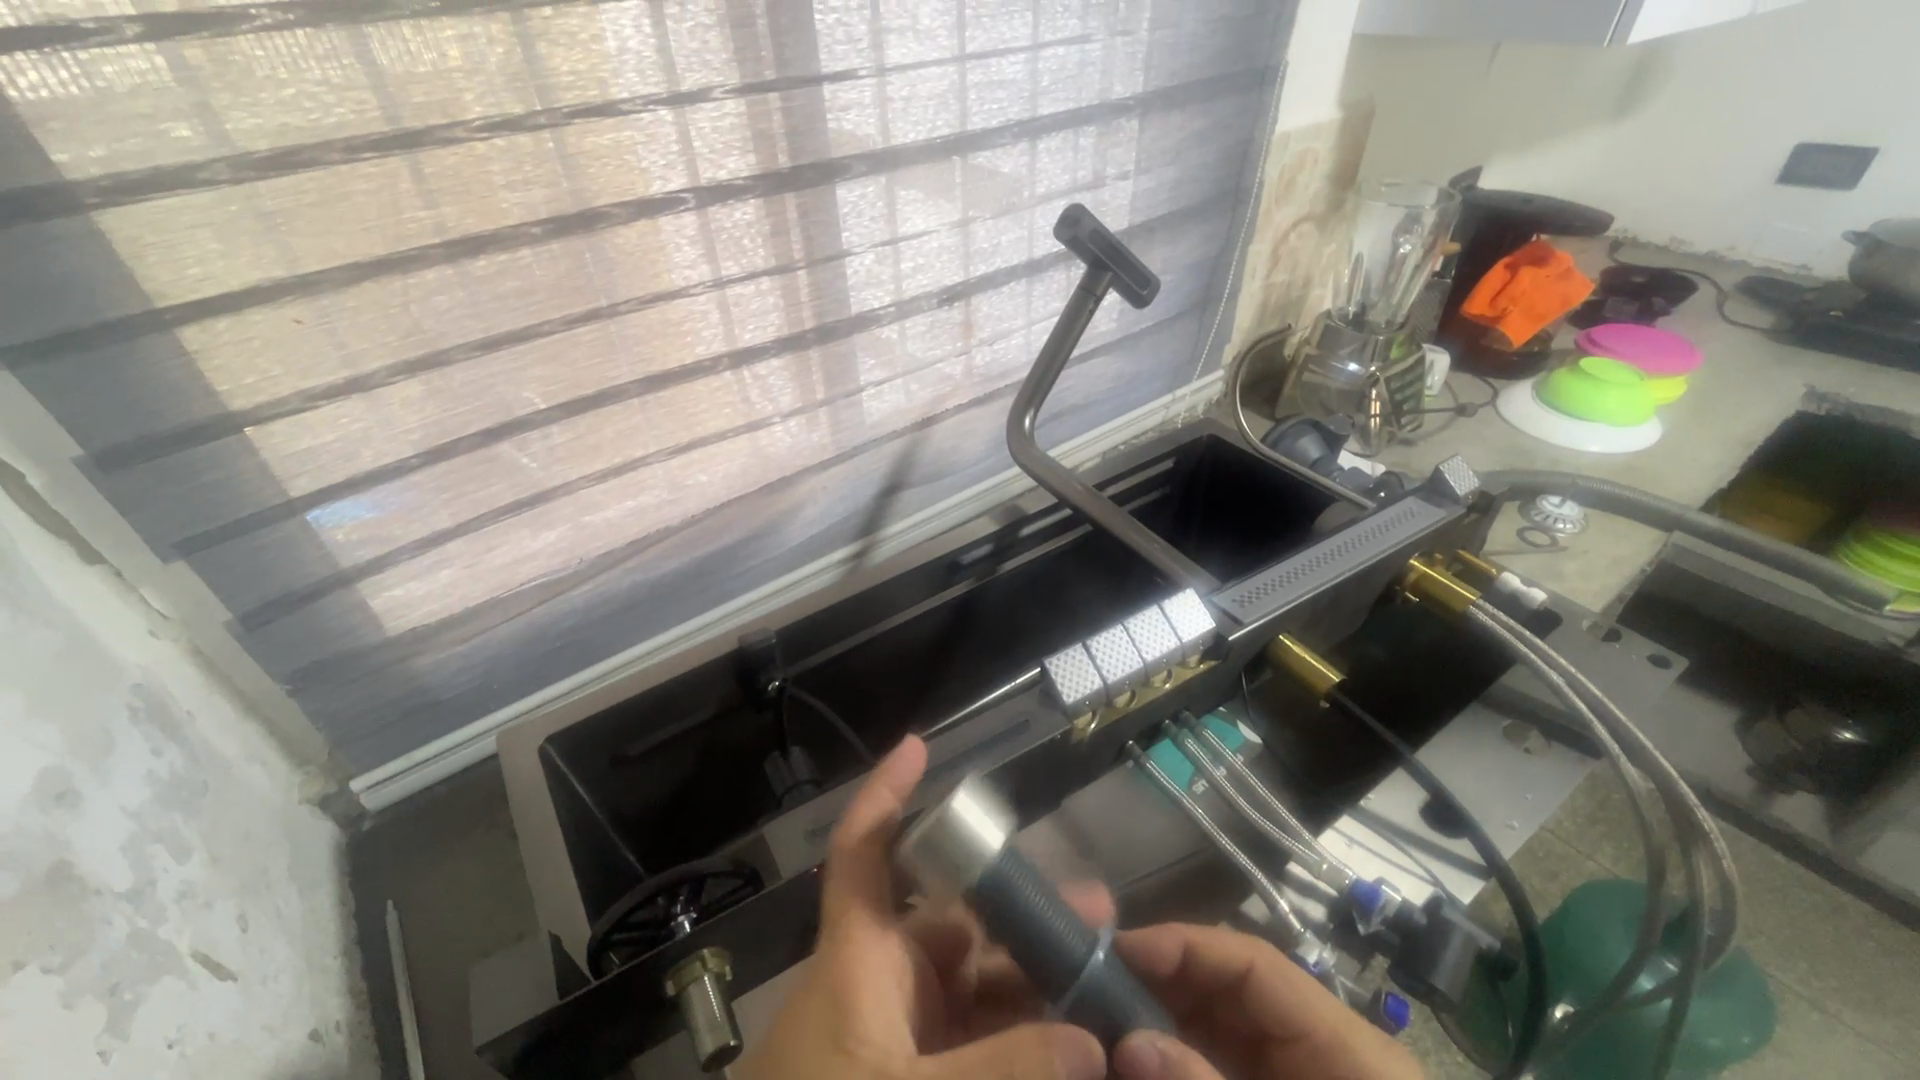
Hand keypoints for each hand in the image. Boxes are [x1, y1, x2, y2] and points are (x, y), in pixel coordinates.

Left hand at [737, 736, 1108, 1079]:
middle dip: (1023, 915)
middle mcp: (882, 985)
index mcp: (860, 960)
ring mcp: (901, 1037)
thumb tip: (1088, 1040)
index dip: (886, 797)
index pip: (864, 855)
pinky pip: (978, 1044)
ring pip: (978, 990)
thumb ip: (1000, 1069)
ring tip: (1106, 979)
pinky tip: (1076, 1045)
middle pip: (955, 925)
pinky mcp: (916, 1075)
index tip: (920, 748)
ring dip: (1036, 984)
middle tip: (1098, 916)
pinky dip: (1023, 1040)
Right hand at [1110, 923, 1423, 1079]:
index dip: (1184, 945)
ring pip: (1219, 1025)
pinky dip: (1178, 1060)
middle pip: (1232, 990)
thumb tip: (1131, 1043)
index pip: (1255, 964)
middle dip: (1161, 983)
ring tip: (1100, 1029)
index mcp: (1348, 1049)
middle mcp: (1323, 1050)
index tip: (1113, 952)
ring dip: (1160, 1022)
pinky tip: (1134, 1064)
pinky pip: (1220, 1063)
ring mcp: (1298, 1079)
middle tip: (1089, 992)